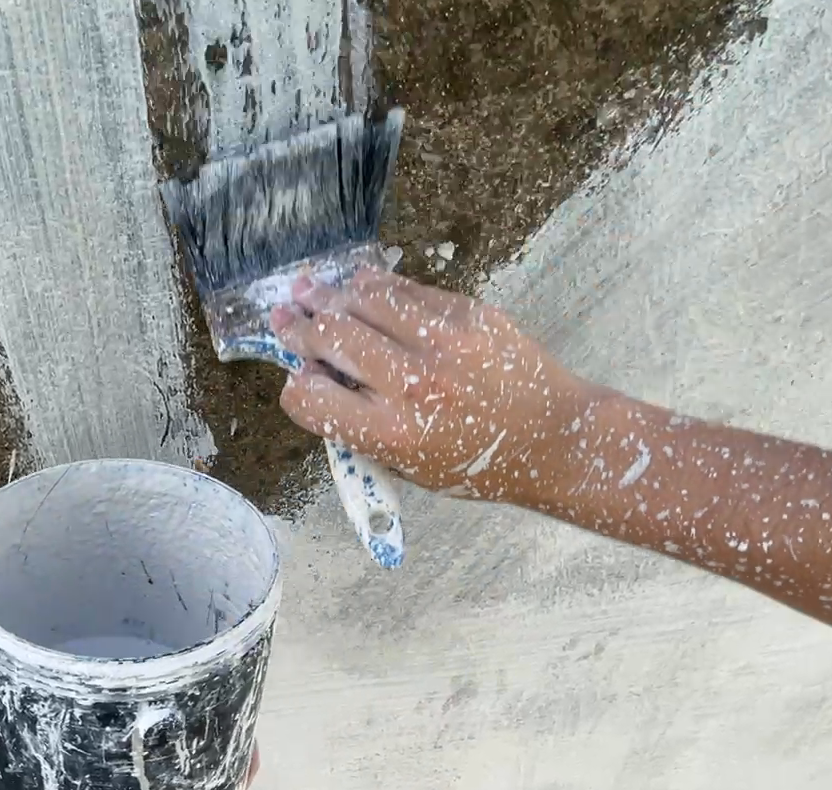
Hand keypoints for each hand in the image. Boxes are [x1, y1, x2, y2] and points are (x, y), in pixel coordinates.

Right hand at [270, 267, 607, 504]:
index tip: (297, 379)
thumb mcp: (402, 465)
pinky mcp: (469, 315)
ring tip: (306, 289)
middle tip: (281, 317)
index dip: (295, 387)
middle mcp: (412, 384)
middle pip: (331, 338)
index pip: (310, 397)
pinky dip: (374, 287)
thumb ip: (356, 425)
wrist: (551, 438)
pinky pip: (407, 291)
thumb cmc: (471, 463)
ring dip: (329, 295)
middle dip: (298, 327)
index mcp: (389, 432)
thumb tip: (319, 378)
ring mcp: (443, 343)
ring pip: (365, 301)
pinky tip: (356, 283)